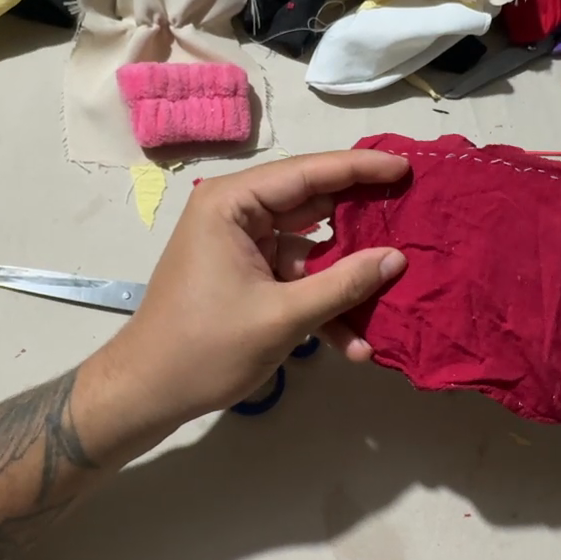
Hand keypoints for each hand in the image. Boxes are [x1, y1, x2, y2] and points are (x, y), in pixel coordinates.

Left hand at [89, 151, 408, 430]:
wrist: (148, 393)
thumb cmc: (206, 346)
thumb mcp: (283, 316)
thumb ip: (344, 284)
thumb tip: (398, 258)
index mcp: (233, 203)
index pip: (307, 172)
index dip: (360, 168)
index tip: (405, 166)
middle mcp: (238, 212)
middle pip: (312, 202)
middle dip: (361, 215)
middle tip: (413, 209)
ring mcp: (244, 244)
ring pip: (311, 244)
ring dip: (347, 272)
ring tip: (398, 277)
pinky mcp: (250, 275)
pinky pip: (297, 276)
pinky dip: (323, 301)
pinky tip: (355, 341)